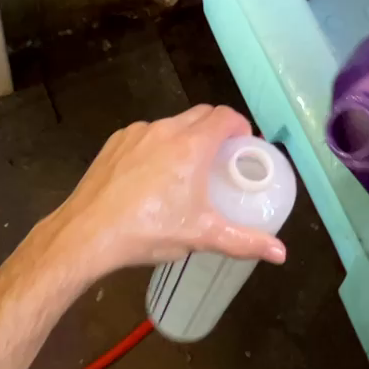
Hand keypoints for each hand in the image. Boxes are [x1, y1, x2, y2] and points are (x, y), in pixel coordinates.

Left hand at [43, 104, 287, 278]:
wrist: (87, 233)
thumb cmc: (149, 231)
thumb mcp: (201, 236)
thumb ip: (244, 241)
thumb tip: (281, 253)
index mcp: (191, 146)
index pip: (225, 116)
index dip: (240, 127)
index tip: (243, 147)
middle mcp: (166, 130)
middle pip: (201, 115)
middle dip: (216, 130)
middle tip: (220, 159)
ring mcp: (136, 133)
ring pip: (171, 124)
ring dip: (185, 137)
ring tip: (186, 169)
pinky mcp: (115, 142)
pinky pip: (145, 135)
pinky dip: (157, 146)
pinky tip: (151, 175)